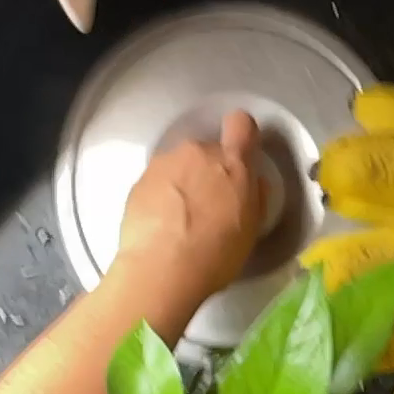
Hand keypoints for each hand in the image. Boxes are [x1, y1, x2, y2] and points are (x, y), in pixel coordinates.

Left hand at [115, 110, 264, 301]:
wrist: (161, 270)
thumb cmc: (217, 254)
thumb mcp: (251, 229)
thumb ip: (254, 196)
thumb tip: (252, 182)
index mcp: (232, 162)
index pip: (242, 123)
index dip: (242, 137)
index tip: (240, 158)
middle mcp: (197, 152)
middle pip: (207, 151)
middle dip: (208, 172)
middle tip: (208, 208)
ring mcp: (164, 164)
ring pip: (180, 166)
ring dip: (183, 184)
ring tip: (180, 222)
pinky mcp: (139, 181)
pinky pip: (157, 182)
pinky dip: (161, 198)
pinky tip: (161, 228)